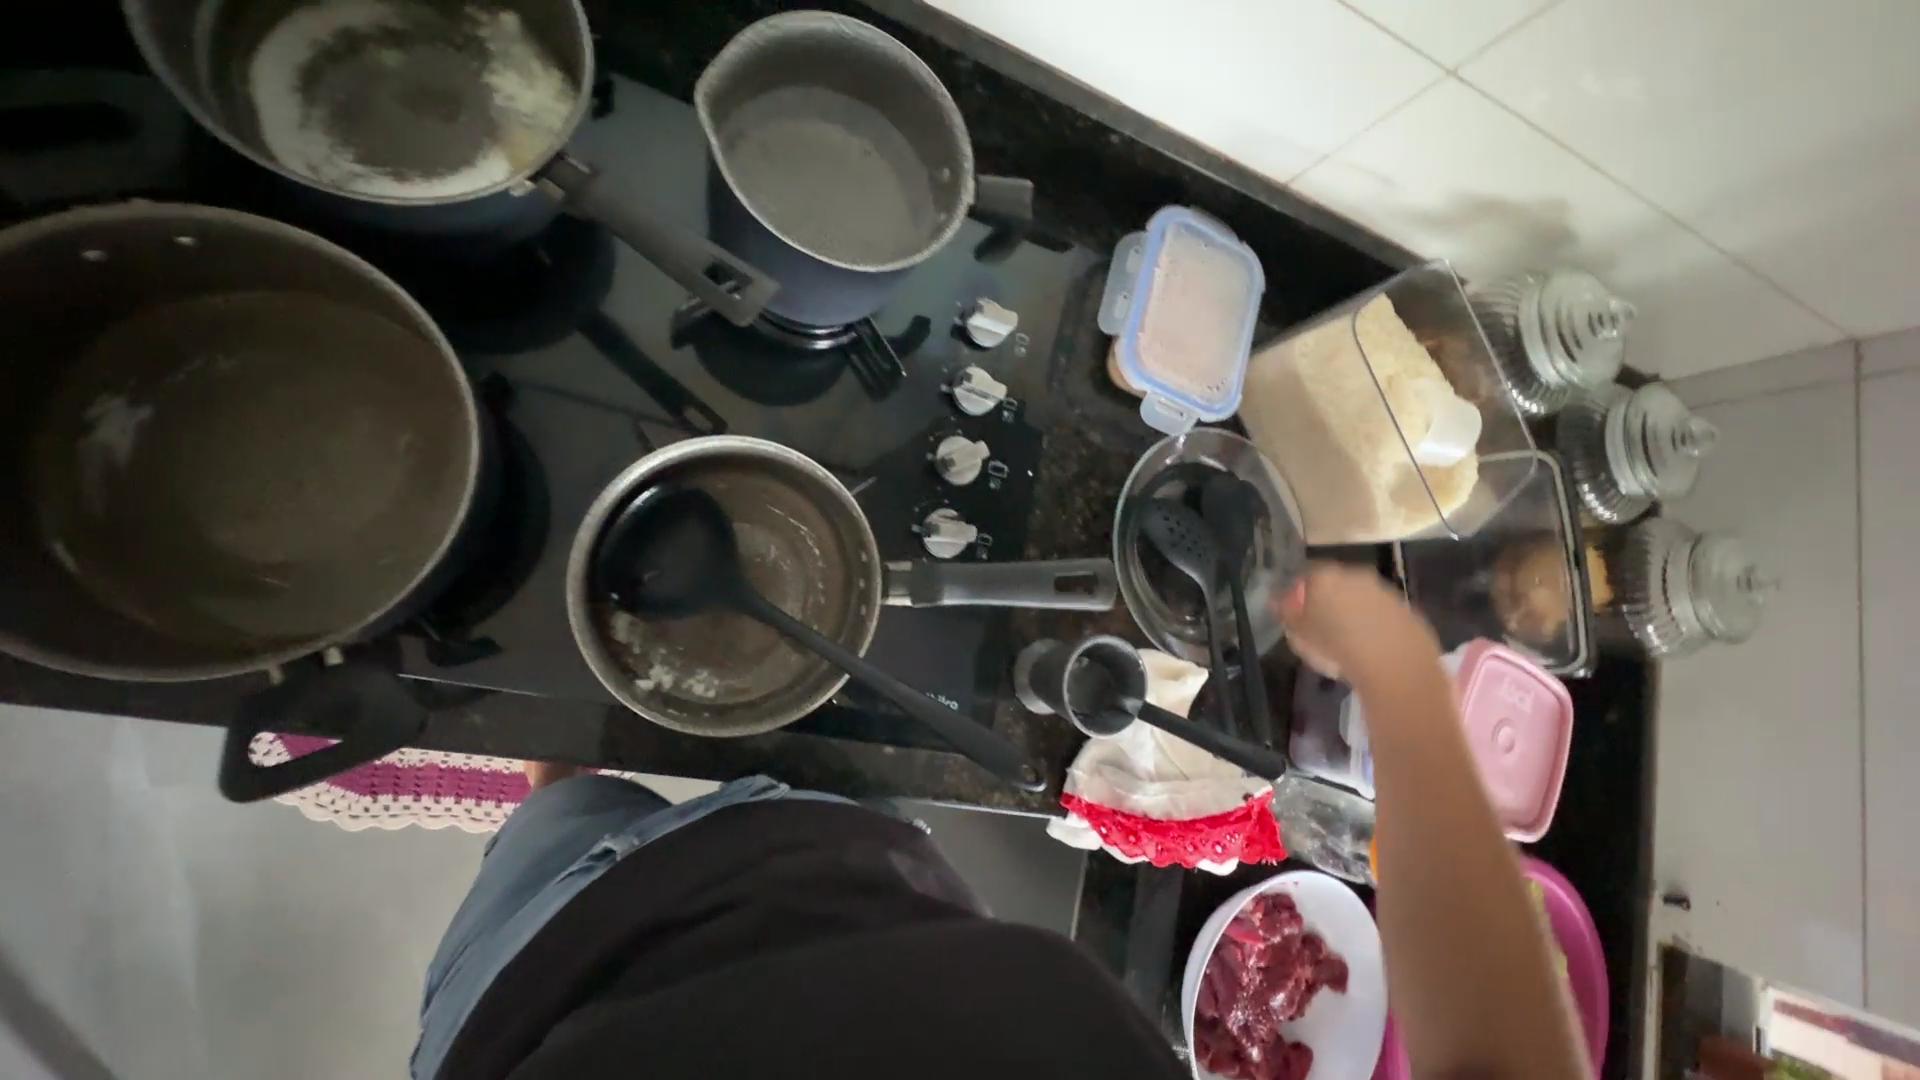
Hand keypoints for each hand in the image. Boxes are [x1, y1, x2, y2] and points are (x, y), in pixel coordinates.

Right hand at [1279, 563, 1441, 685]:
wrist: (1395, 665)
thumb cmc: (1335, 647)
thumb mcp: (1298, 635)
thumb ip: (1287, 614)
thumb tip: (1280, 602)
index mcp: (1325, 576)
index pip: (1305, 577)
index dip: (1299, 596)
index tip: (1296, 616)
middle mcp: (1356, 575)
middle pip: (1336, 584)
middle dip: (1328, 601)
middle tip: (1321, 628)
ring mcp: (1385, 592)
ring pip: (1362, 599)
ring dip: (1354, 614)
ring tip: (1348, 643)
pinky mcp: (1408, 611)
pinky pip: (1383, 615)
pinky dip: (1376, 626)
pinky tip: (1372, 649)